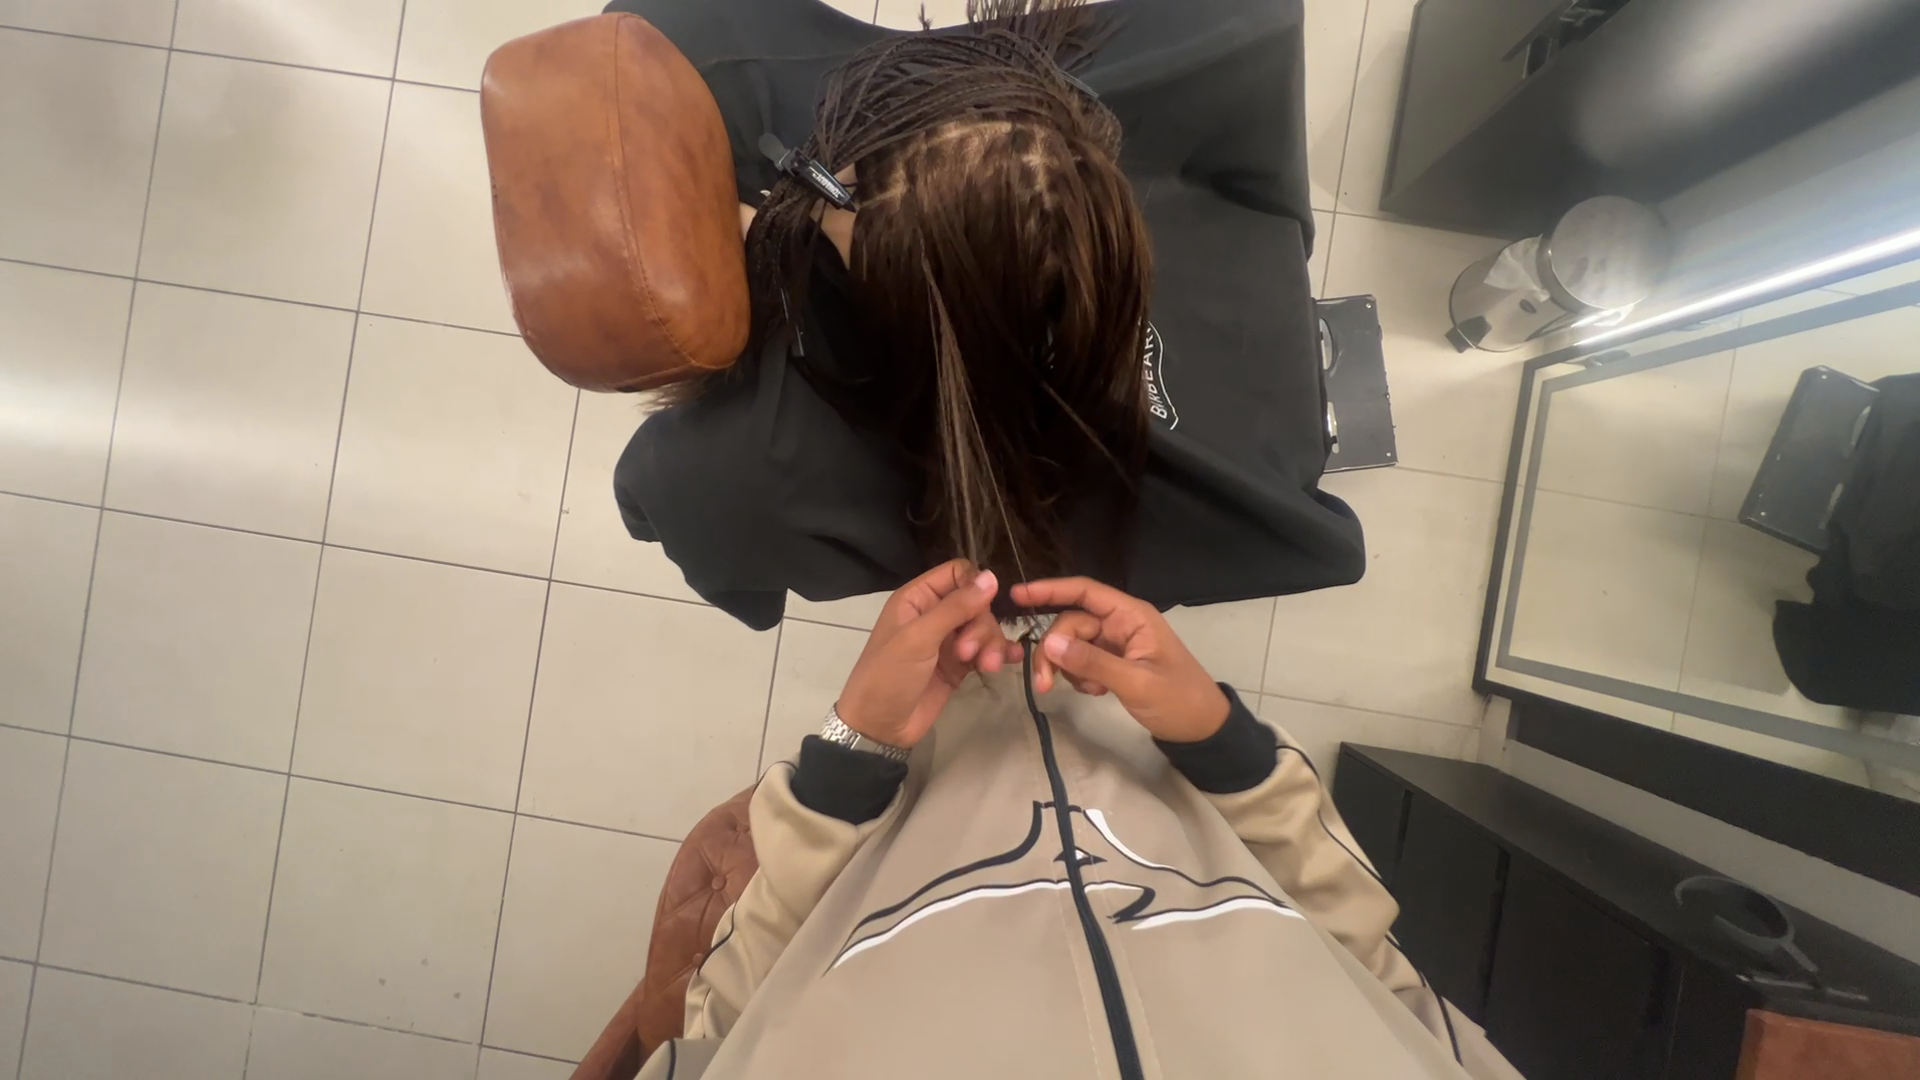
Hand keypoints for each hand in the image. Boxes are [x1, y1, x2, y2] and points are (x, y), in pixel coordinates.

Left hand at [836, 560, 1022, 749]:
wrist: (880, 727)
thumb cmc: (889, 675)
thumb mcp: (919, 638)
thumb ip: (955, 608)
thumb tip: (992, 577)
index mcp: (917, 598)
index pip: (957, 573)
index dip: (974, 586)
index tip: (982, 606)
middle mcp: (934, 614)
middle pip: (976, 603)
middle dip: (981, 626)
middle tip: (969, 652)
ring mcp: (948, 640)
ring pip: (984, 627)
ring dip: (991, 644)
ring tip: (988, 667)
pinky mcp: (959, 665)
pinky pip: (986, 650)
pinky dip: (1000, 653)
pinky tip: (1012, 659)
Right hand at [1010, 577, 1229, 743]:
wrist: (1202, 731)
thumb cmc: (1178, 700)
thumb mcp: (1136, 682)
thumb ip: (1092, 662)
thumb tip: (1048, 643)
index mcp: (1131, 616)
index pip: (1085, 591)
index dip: (1050, 590)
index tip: (1017, 595)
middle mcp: (1120, 623)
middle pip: (1071, 623)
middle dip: (1054, 650)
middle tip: (1044, 684)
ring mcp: (1115, 643)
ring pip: (1072, 643)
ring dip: (1065, 666)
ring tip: (1084, 692)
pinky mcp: (1111, 662)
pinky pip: (1080, 661)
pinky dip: (1078, 676)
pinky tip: (1095, 692)